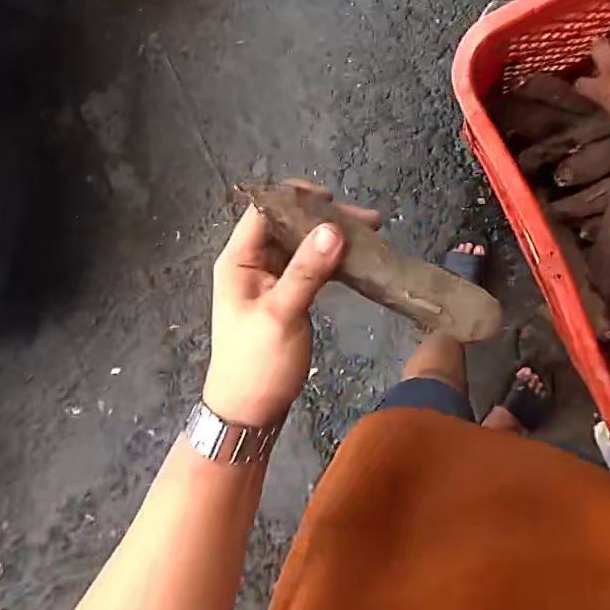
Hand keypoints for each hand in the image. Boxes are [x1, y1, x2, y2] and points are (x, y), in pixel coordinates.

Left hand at [205, 182, 380, 426]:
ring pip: (304, 243)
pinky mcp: (289, 292)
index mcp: (239, 259)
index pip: (263, 211)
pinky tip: (358, 257)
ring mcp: (272, 277)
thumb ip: (307, 270)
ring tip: (370, 231)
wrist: (249, 412)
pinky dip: (333, 258)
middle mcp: (253, 261)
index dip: (294, 198)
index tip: (331, 198)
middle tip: (364, 220)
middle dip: (324, 217)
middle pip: (289, 224)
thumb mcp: (281, 314)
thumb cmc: (256, 363)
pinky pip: (311, 264)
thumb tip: (333, 229)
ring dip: (333, 236)